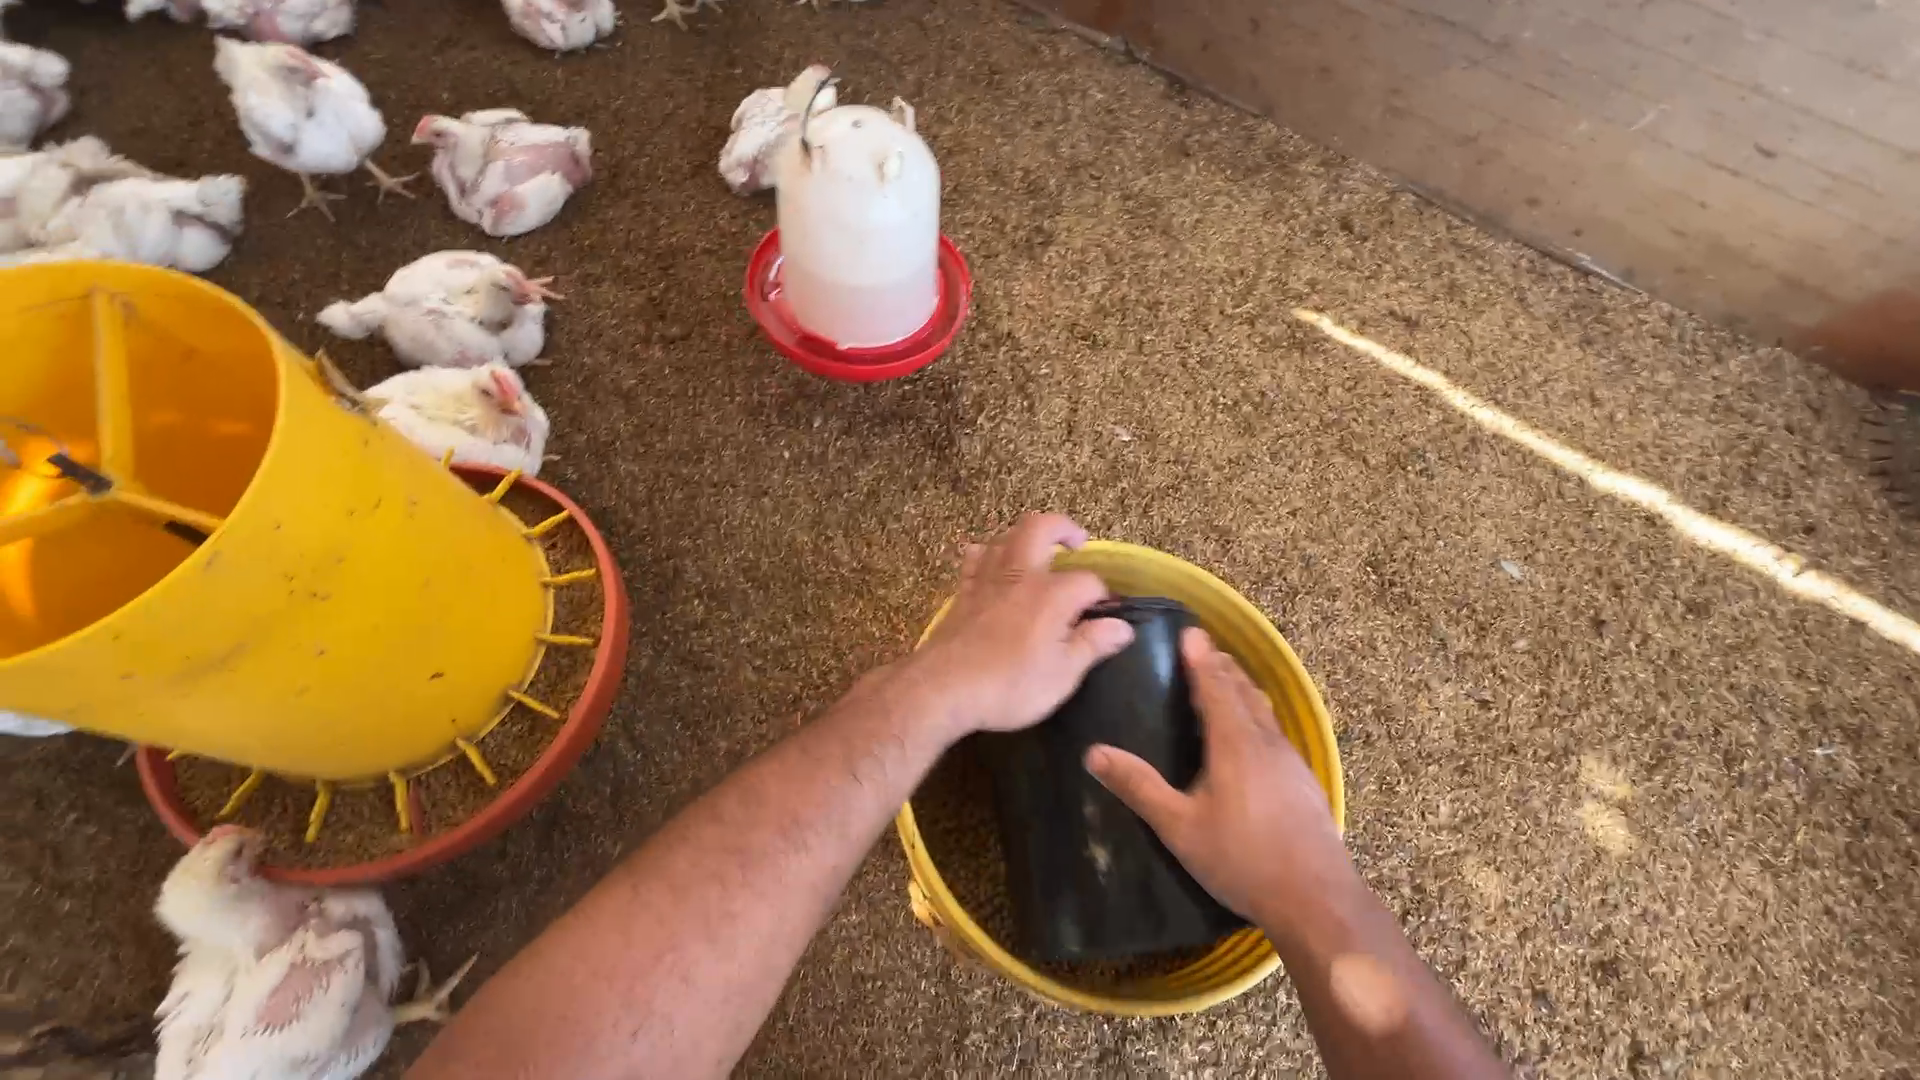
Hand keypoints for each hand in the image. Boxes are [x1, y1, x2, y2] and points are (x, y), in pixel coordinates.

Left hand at [908, 514, 1134, 735]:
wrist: (944, 688)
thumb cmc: (1010, 685)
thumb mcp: (1062, 674)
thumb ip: (1092, 644)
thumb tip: (1122, 626)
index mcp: (1052, 594)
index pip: (1089, 581)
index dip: (1103, 596)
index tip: (1107, 616)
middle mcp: (1020, 575)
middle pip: (1041, 527)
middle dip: (1063, 528)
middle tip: (1076, 542)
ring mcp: (987, 579)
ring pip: (1006, 536)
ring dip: (1026, 537)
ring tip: (1039, 554)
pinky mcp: (963, 591)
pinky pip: (976, 557)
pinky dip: (990, 554)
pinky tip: (994, 567)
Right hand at [1085, 627, 1349, 925]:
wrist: (1318, 900)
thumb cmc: (1242, 859)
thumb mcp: (1179, 827)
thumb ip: (1138, 787)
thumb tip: (1094, 753)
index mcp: (1235, 743)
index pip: (1215, 686)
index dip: (1200, 658)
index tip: (1189, 631)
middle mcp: (1266, 741)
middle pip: (1243, 690)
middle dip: (1222, 666)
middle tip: (1203, 648)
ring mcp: (1290, 761)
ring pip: (1263, 710)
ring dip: (1242, 687)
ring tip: (1227, 677)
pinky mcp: (1304, 781)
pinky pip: (1275, 730)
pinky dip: (1257, 713)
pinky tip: (1254, 733)